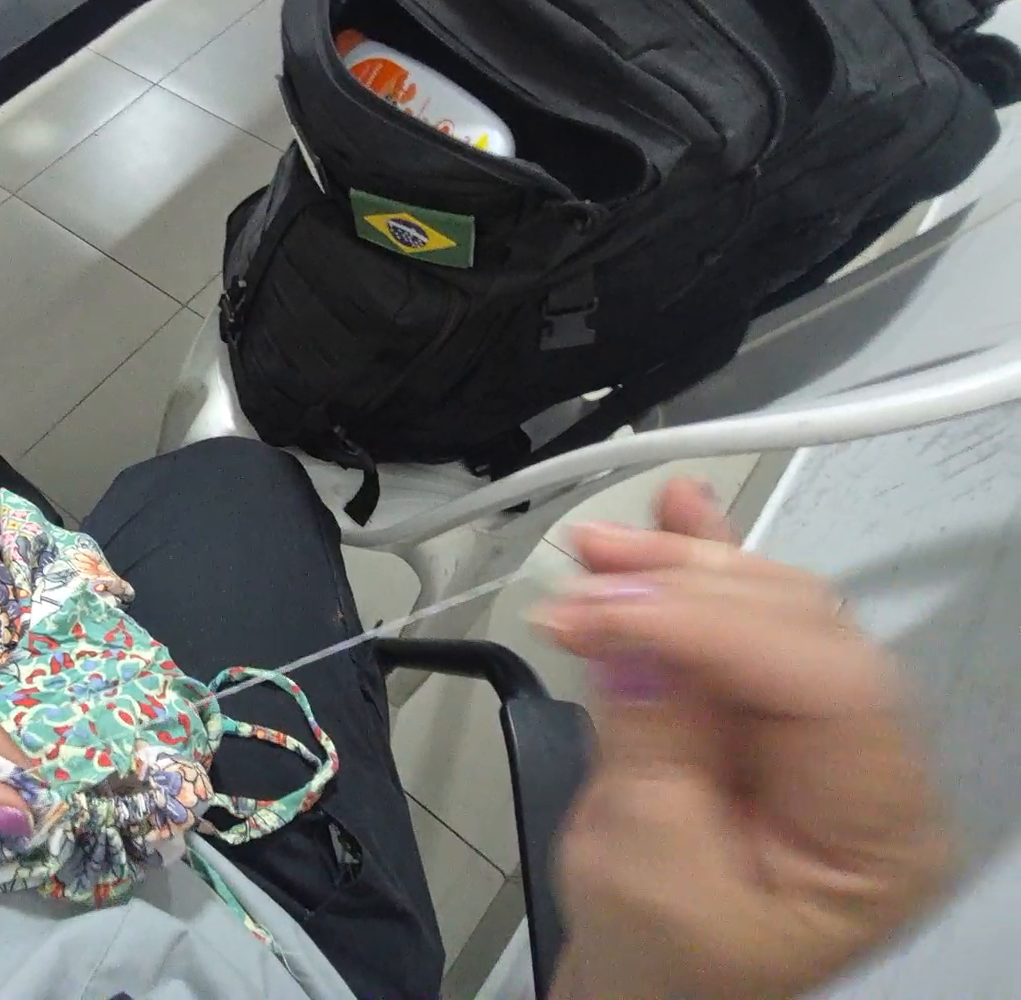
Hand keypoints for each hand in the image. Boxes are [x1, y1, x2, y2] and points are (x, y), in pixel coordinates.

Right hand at [534, 478, 952, 998]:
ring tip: (595, 546)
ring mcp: (804, 723)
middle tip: (586, 573)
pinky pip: (729, 615)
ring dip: (678, 560)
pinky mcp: (742, 700)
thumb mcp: (648, 857)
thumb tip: (626, 640)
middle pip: (803, 628)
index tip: (593, 612)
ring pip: (766, 604)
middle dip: (688, 582)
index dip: (703, 626)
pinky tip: (678, 507)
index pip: (819, 682)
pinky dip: (697, 557)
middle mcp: (860, 758)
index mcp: (874, 823)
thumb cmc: (661, 946)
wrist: (650, 968)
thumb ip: (653, 741)